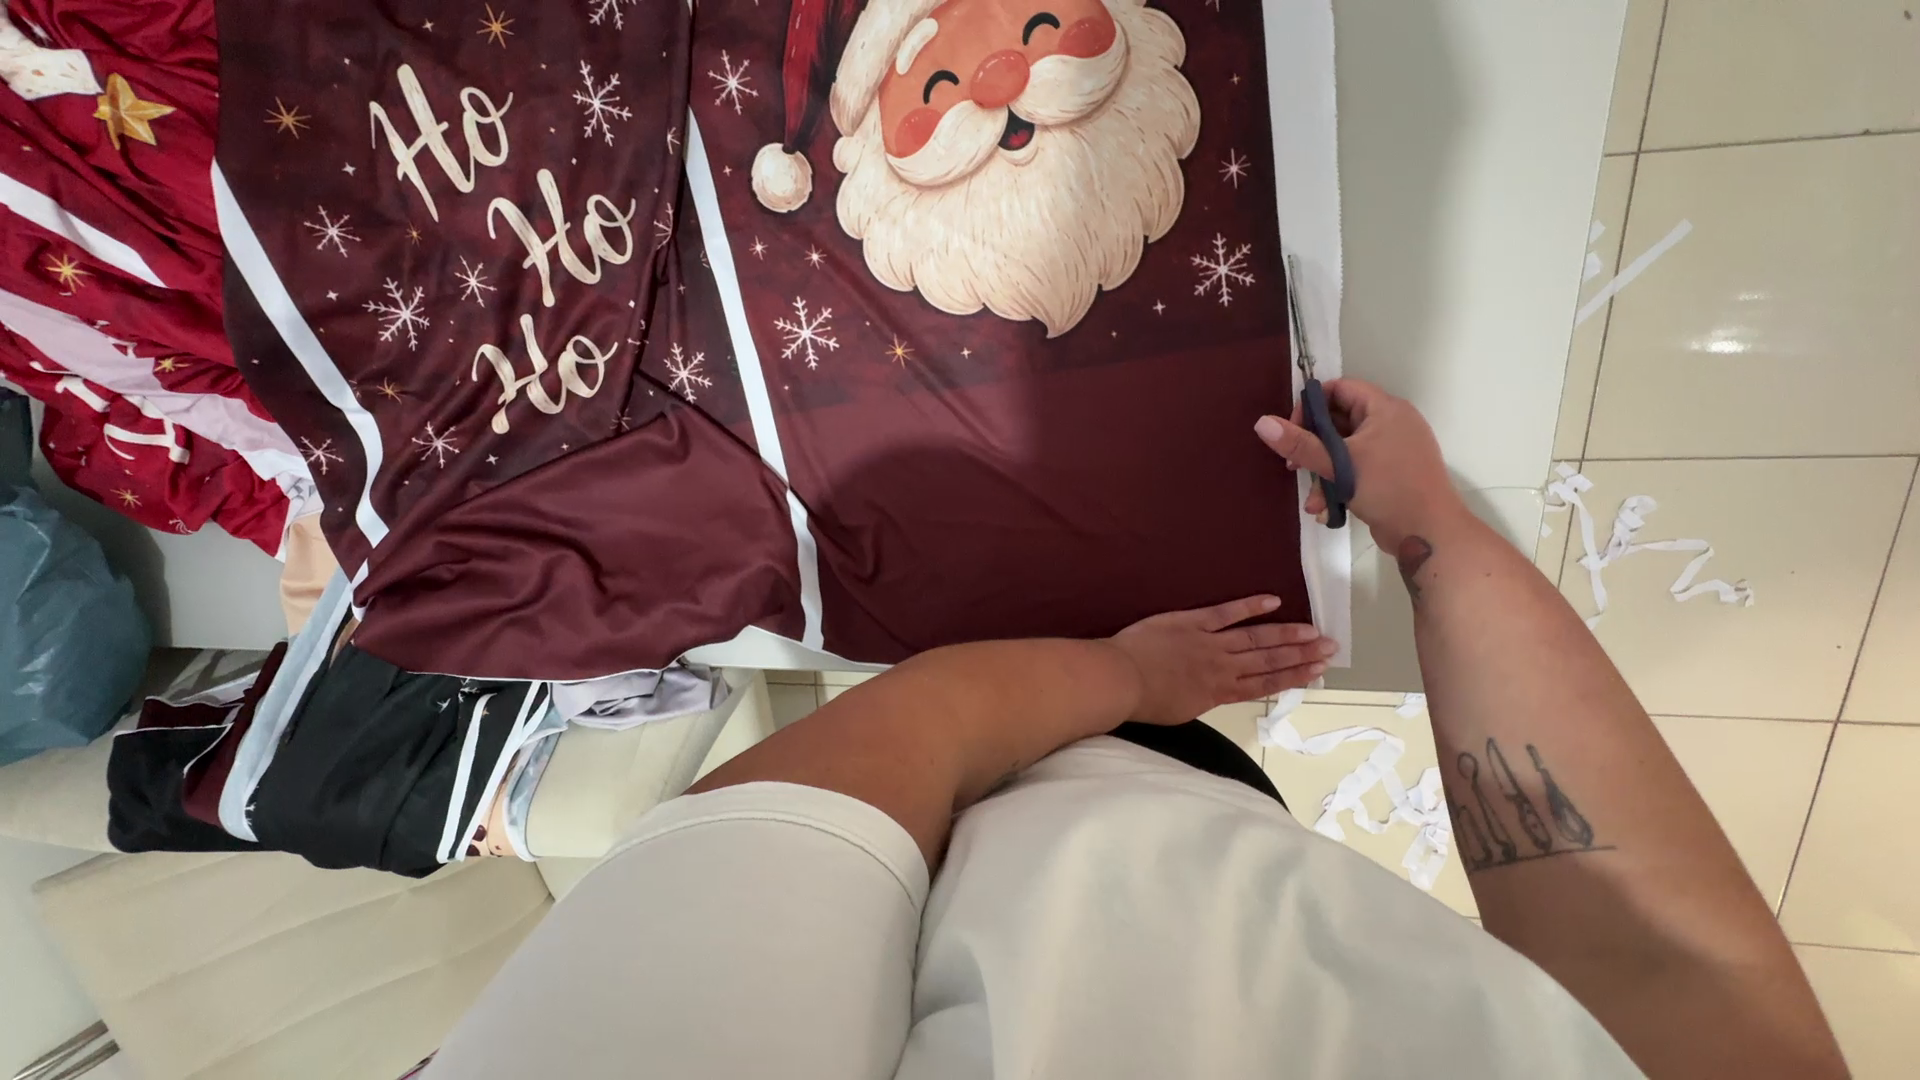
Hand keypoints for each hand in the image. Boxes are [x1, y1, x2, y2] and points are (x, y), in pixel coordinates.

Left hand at [1108, 595, 1333, 724]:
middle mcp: (1222, 668)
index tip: (1317, 672)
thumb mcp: (1180, 711)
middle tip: (1331, 648)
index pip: (1264, 685)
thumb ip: (1202, 699)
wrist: (1121, 679)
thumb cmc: (1143, 702)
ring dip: (1287, 634)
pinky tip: (1273, 600)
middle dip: (1301, 655)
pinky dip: (1250, 606)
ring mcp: (1210, 643)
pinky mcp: (1192, 622)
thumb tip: (1214, 692)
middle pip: (1269, 661)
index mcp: (1219, 693)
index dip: (1293, 677)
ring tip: (1314, 631)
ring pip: (1256, 638)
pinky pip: (1226, 612)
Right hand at [1253, 378, 1469, 555]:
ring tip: (1311, 498)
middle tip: (1293, 466)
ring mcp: (1393, 449)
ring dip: (1322, 473)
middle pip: (1338, 422)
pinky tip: (1325, 508)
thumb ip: (1299, 444)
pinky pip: (1356, 468)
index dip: (1311, 406)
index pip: (1339, 389)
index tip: (1292, 432)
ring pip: (1344, 450)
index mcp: (1384, 409)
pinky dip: (1339, 484)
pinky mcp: (1391, 473)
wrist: (1428, 533)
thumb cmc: (1387, 488)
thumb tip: (1262, 423)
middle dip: (1312, 447)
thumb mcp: (1337, 465)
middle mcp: (1391, 423)